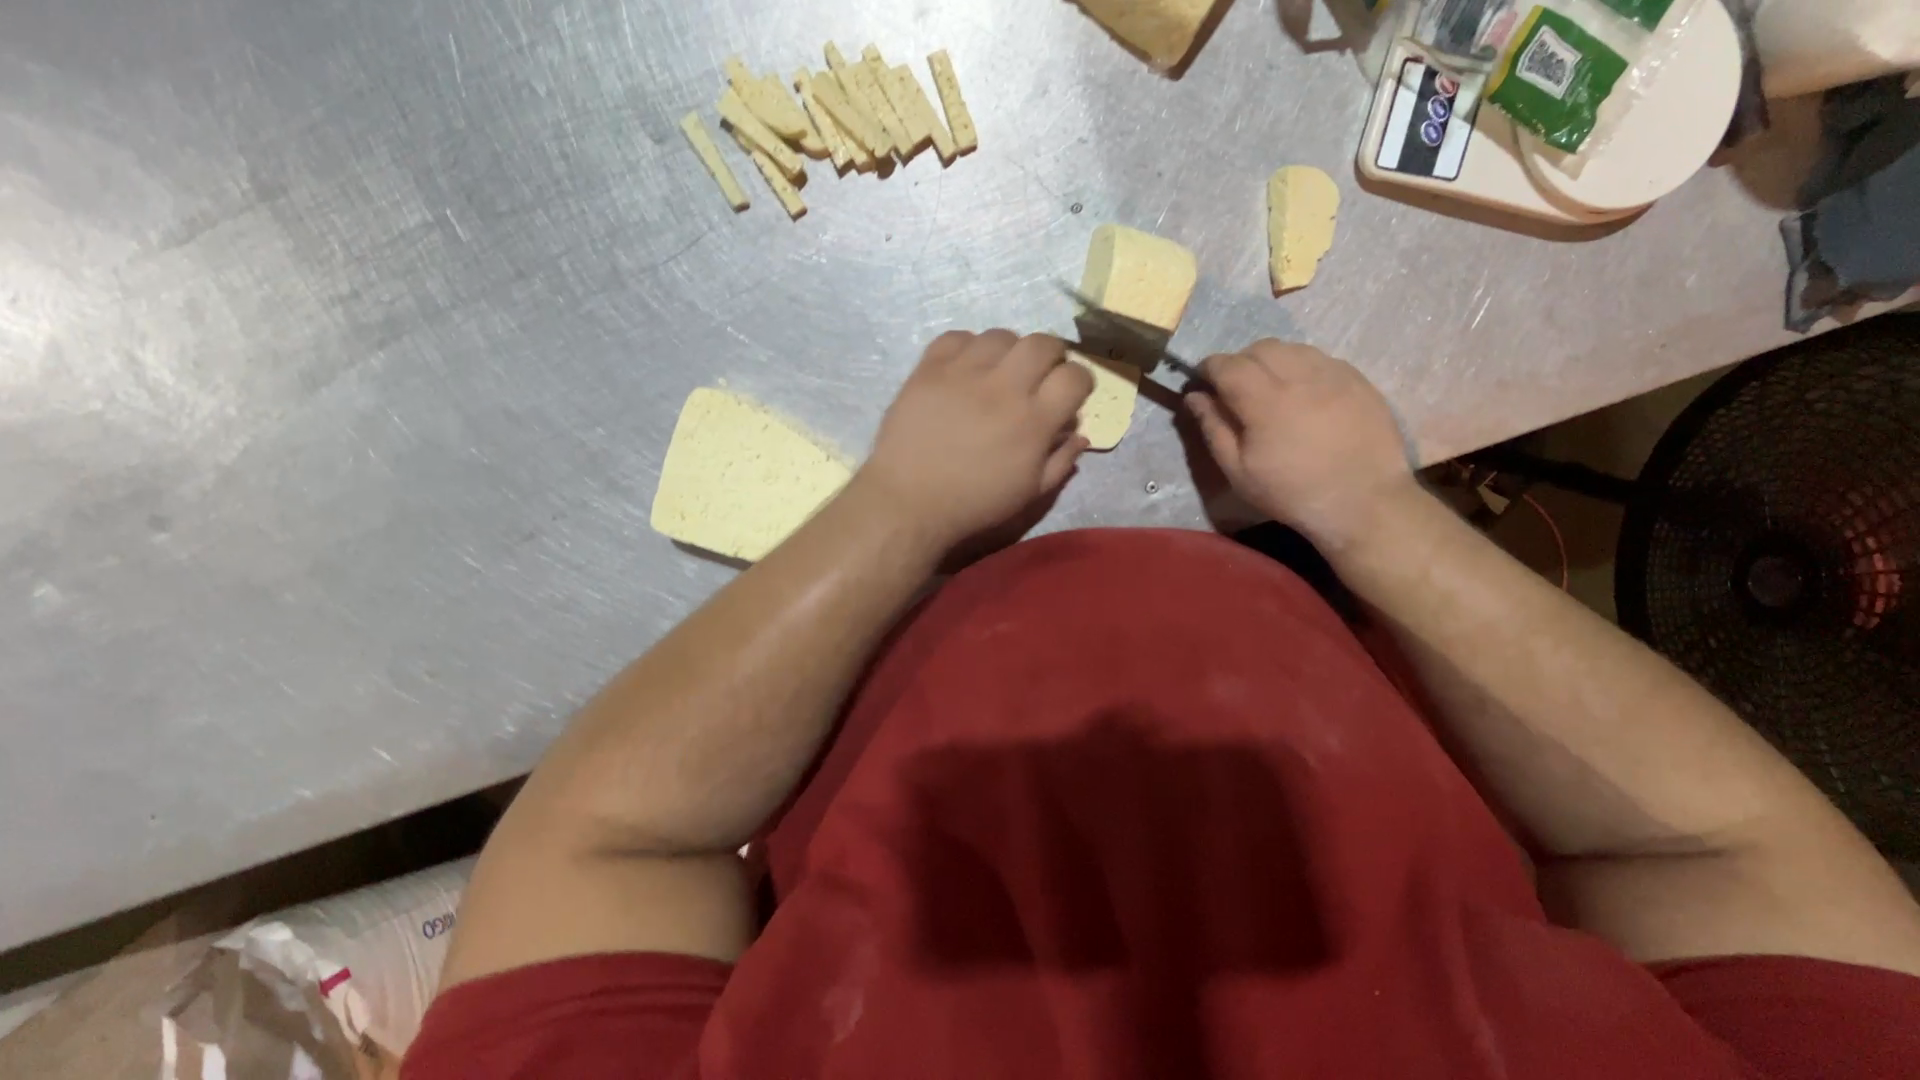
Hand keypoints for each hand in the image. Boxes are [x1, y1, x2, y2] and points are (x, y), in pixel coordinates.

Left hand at [859, 330, 1093, 552]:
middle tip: (1039, 375)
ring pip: (1000, 336)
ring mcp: (964, 373)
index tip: (1069, 394)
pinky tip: (966, 368)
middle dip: (1051, 355)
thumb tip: (1080, 434)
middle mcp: (1003, 388)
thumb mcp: (1029, 493)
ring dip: (1009, 350)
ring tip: (999, 371)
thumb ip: (1061, 461)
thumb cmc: (974, 503)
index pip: (1075, 376)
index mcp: (1033, 421)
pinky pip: (957, 337)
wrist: (908, 502)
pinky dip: (968, 347)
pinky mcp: (929, 369)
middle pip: (1042, 343)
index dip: (1079, 382)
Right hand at [1186, 340, 1418, 550]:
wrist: (1363, 502)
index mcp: (1265, 400)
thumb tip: (1194, 396)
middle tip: (1236, 387)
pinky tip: (1303, 393)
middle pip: (1260, 348)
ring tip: (1270, 387)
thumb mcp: (1239, 471)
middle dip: (1240, 361)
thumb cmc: (1292, 493)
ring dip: (1272, 361)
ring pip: (1292, 348)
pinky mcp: (1358, 380)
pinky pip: (1321, 359)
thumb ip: (1214, 428)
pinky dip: (1302, 367)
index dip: (1209, 367)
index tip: (1202, 379)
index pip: (1227, 364)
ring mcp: (1333, 374)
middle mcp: (1300, 376)